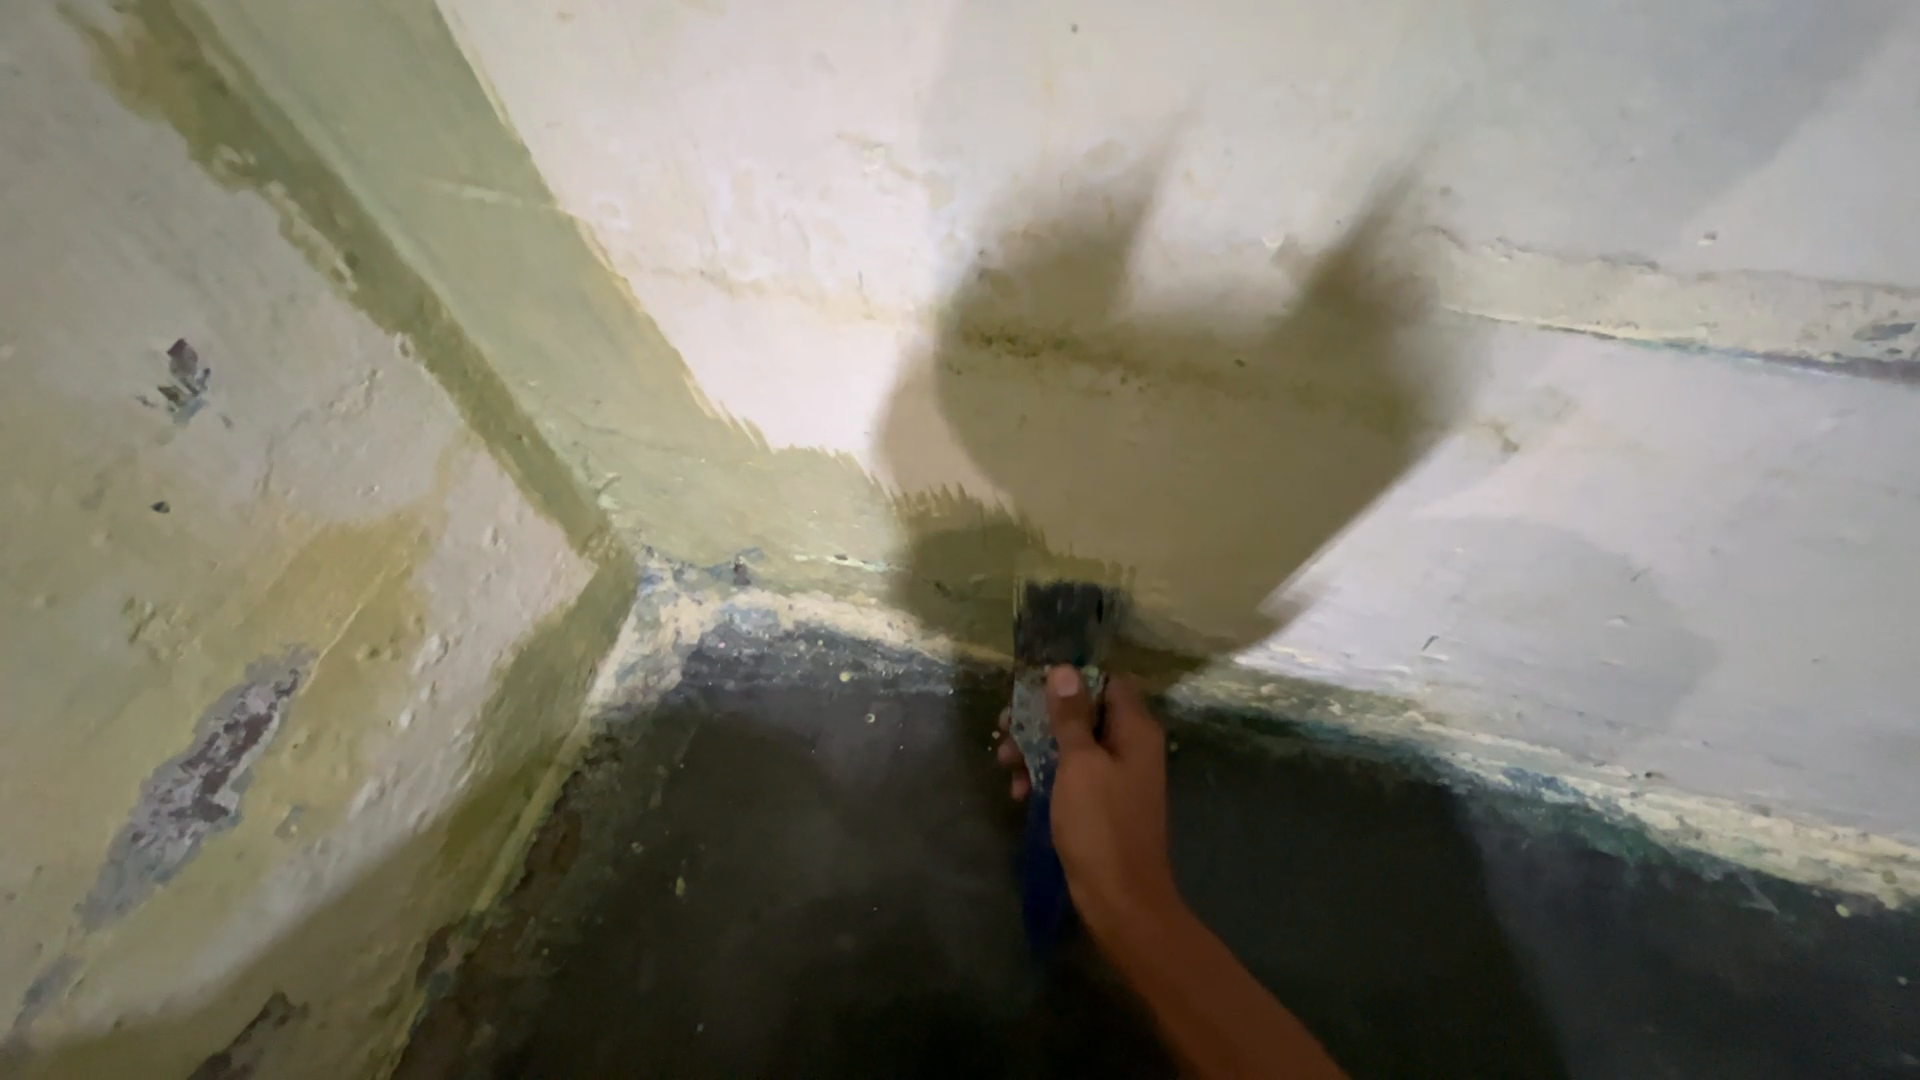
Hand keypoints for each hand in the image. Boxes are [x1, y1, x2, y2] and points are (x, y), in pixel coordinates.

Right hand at [995, 667, 1181, 938]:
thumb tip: (1064, 669)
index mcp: (1135, 729)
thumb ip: (1070, 716)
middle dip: (1041, 718)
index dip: (1072, 680)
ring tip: (1004, 762)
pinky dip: (1045, 778)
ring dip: (1035, 749)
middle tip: (1005, 725)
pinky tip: (1019, 794)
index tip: (1033, 686)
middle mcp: (1129, 746)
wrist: (1120, 900)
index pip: (1107, 682)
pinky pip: (1070, 775)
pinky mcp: (1100, 803)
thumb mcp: (1079, 763)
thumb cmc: (1100, 823)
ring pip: (1071, 745)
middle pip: (1083, 713)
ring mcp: (1115, 776)